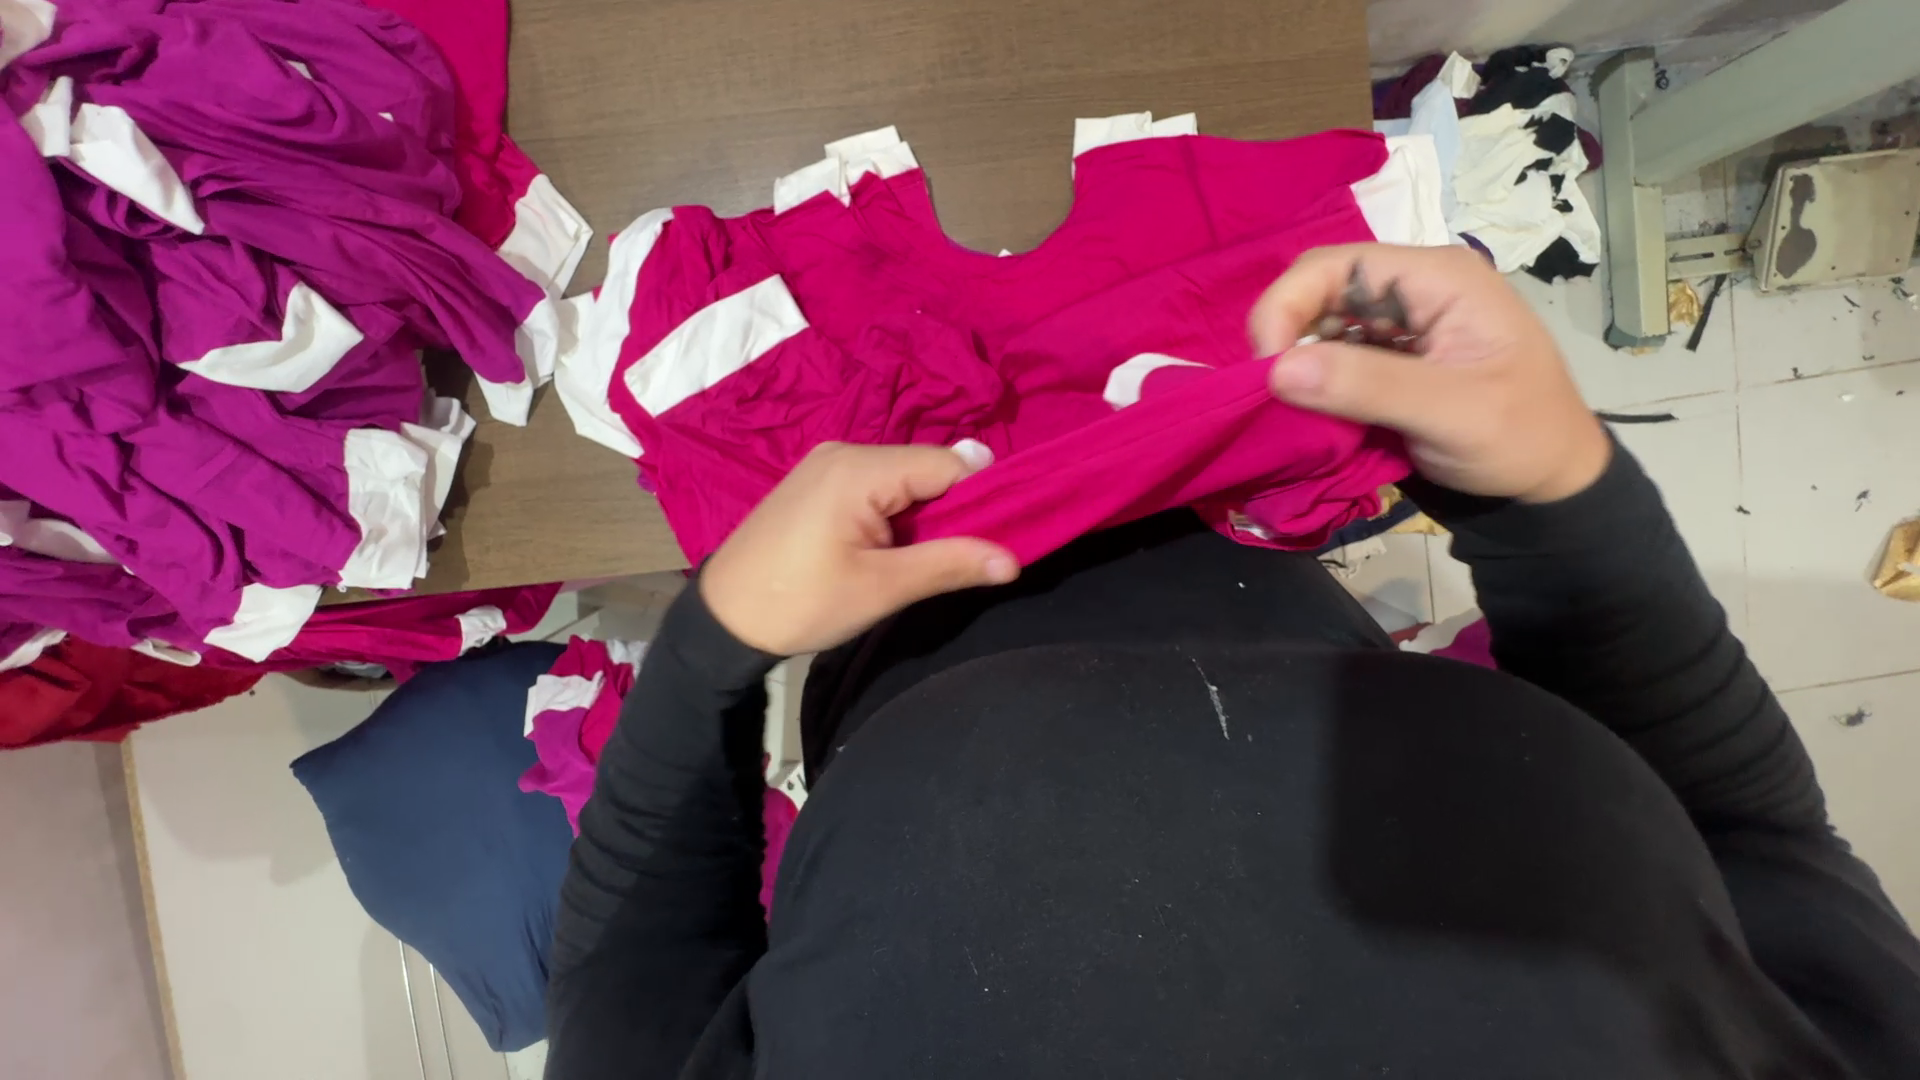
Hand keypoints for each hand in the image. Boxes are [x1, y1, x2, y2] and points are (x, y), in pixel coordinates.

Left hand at [699, 442, 1018, 655]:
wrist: (722, 619)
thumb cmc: (800, 603)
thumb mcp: (881, 589)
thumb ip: (948, 565)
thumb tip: (1012, 559)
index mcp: (860, 469)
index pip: (949, 464)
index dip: (984, 497)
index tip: (1003, 535)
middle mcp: (845, 452)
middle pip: (927, 468)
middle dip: (955, 509)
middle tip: (966, 554)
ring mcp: (828, 463)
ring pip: (904, 478)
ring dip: (926, 514)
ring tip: (927, 556)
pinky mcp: (819, 481)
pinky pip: (878, 485)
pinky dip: (898, 512)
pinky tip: (895, 545)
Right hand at [1249, 244, 1610, 502]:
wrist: (1546, 480)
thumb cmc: (1517, 438)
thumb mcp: (1452, 412)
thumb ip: (1367, 386)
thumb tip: (1278, 370)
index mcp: (1436, 279)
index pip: (1333, 266)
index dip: (1286, 308)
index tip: (1269, 371)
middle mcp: (1410, 289)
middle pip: (1316, 288)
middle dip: (1282, 334)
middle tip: (1268, 390)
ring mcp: (1396, 323)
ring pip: (1315, 322)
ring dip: (1291, 360)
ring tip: (1286, 403)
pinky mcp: (1383, 356)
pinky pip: (1326, 354)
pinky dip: (1306, 379)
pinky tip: (1306, 407)